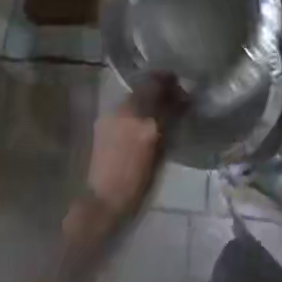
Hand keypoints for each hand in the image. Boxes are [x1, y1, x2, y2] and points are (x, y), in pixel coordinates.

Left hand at [82, 73, 185, 230]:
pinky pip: (122, 106)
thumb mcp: (161, 153)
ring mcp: (112, 114)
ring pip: (133, 94)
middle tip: (169, 95)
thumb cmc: (138, 183)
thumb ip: (169, 123)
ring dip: (145, 95)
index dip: (171, 84)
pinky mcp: (102, 121)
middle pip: (146, 86)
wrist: (103, 198)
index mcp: (147, 122)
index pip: (161, 89)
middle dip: (159, 86)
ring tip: (153, 107)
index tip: (180, 89)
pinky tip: (136, 118)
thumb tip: (180, 104)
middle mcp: (128, 112)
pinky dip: (133, 106)